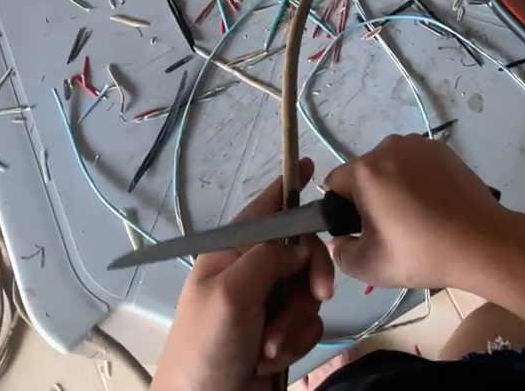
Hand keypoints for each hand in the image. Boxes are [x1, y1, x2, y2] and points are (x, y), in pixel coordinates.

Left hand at [153, 159, 335, 390]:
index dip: (287, 187)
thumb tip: (299, 246)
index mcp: (233, 253)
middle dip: (311, 273)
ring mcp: (268, 305)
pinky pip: (309, 325)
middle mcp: (253, 273)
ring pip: (309, 291)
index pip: (266, 209)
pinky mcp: (282, 336)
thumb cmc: (204, 346)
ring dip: (295, 322)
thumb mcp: (229, 294)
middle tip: (320, 293)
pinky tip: (270, 359)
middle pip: (301, 251)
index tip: (309, 166)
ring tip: (269, 346)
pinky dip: (295, 343)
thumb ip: (267, 259)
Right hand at [323, 134, 510, 289]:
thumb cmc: (421, 252)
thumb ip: (342, 254)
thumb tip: (339, 241)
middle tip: (391, 229)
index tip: (362, 230)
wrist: (480, 241)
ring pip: (391, 165)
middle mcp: (388, 146)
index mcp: (366, 170)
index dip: (341, 209)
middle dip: (370, 196)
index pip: (335, 183)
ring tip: (416, 216)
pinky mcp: (441, 148)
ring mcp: (417, 144)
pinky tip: (434, 203)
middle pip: (364, 172)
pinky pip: (415, 162)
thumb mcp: (371, 266)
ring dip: (394, 185)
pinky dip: (417, 178)